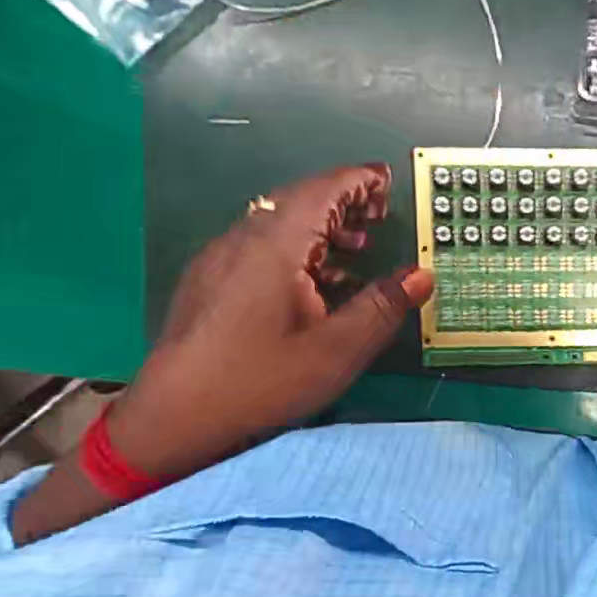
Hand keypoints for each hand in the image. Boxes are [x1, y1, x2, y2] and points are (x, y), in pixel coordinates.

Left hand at [105, 163, 433, 478]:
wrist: (175, 416)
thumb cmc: (261, 382)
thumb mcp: (335, 349)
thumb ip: (381, 307)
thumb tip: (421, 274)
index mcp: (277, 244)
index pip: (324, 189)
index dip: (360, 180)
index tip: (389, 180)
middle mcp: (244, 238)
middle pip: (299, 201)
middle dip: (343, 202)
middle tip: (379, 216)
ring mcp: (220, 259)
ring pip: (277, 224)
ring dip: (320, 229)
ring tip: (356, 249)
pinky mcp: (208, 281)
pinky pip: (260, 248)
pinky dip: (295, 250)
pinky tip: (312, 285)